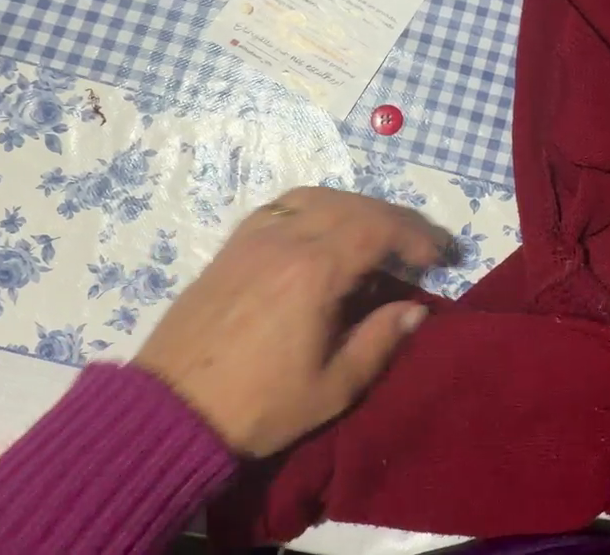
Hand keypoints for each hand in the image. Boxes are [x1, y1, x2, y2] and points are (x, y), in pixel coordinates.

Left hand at [133, 186, 448, 456]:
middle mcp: (287, 237)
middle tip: (421, 246)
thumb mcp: (332, 388)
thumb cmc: (258, 406)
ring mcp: (256, 234)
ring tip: (379, 233)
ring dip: (359, 208)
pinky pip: (286, 204)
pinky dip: (320, 205)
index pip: (380, 229)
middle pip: (356, 206)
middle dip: (397, 221)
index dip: (417, 236)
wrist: (169, 412)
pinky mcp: (234, 242)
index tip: (440, 257)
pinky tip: (328, 227)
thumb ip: (380, 341)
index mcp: (315, 270)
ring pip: (321, 197)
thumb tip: (417, 307)